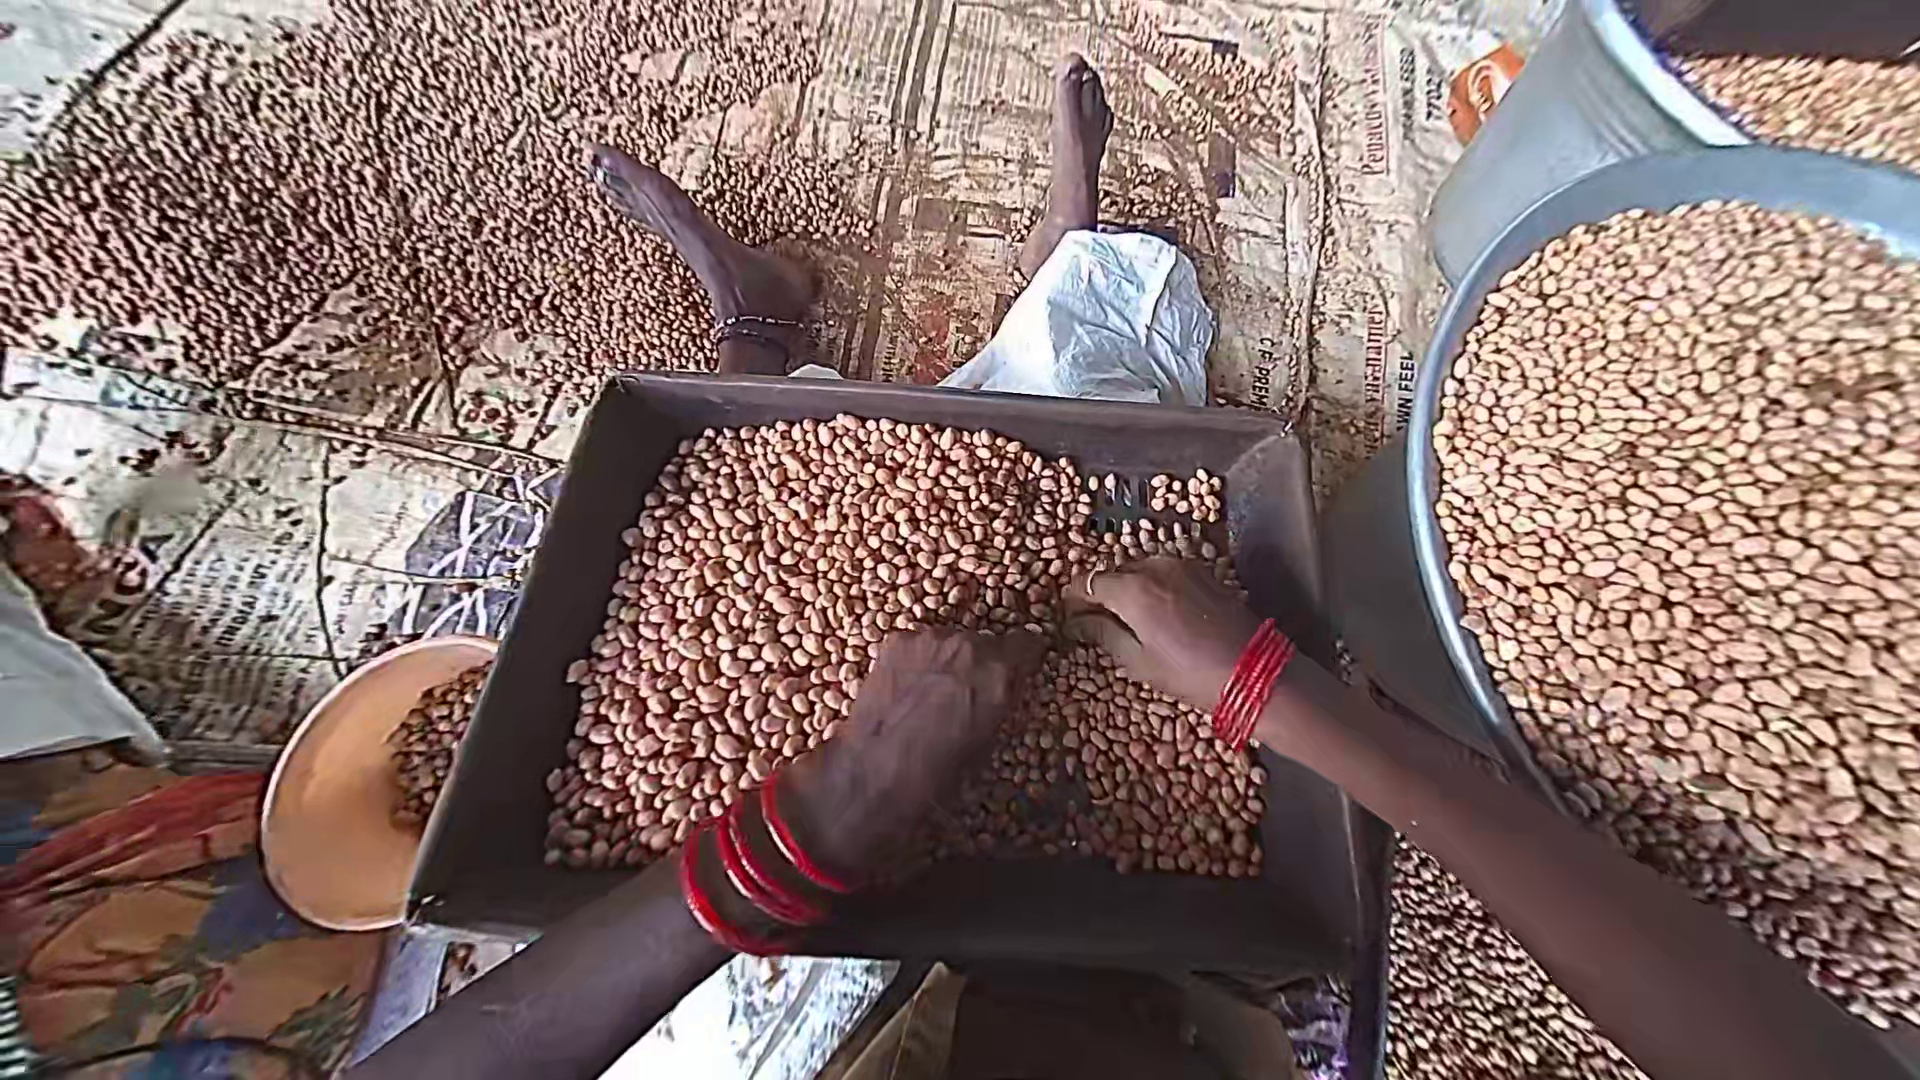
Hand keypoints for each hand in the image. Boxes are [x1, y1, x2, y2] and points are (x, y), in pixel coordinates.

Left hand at [778, 627, 1043, 882]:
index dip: (1023, 656)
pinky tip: (906, 686)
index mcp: (1000, 674)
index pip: (1028, 643)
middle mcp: (970, 647)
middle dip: (981, 663)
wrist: (876, 769)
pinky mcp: (899, 640)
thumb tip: (1003, 692)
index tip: (1018, 665)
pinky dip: (918, 659)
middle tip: (966, 691)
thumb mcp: (988, 745)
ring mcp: (932, 639)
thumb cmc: (937, 773)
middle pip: (987, 642)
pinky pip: (919, 643)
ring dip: (948, 659)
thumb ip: (1001, 704)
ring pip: (951, 641)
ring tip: (931, 692)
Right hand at [1065, 558, 1263, 709]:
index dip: (1074, 597)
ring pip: (1138, 570)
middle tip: (1096, 621)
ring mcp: (1181, 565)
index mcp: (1132, 590)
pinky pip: (1162, 572)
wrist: (1258, 673)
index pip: (1086, 582)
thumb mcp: (1138, 660)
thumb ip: (1103, 632)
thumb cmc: (1191, 674)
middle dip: (1100, 594)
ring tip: (1129, 620)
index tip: (1070, 615)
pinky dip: (1151, 586)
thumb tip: (1077, 622)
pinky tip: (1157, 613)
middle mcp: (1154, 567)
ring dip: (1126, 589)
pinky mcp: (1201, 571)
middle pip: (1112, 573)